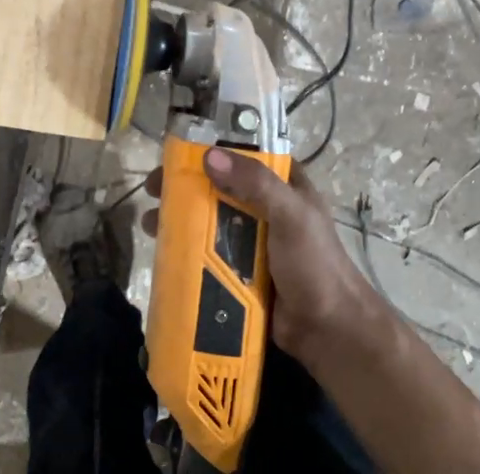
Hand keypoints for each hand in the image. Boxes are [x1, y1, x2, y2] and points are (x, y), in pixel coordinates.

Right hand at [142, 149, 380, 360]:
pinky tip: (162, 250)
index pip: (245, 153)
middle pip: (219, 185)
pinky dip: (186, 247)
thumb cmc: (315, 265)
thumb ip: (256, 184)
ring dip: (179, 217)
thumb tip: (208, 157)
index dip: (212, 147)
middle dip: (184, 185)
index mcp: (285, 185)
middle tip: (153, 189)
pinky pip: (208, 250)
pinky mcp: (240, 269)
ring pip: (208, 218)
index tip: (177, 151)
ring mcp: (252, 239)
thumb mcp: (291, 216)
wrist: (329, 331)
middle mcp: (266, 206)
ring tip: (150, 223)